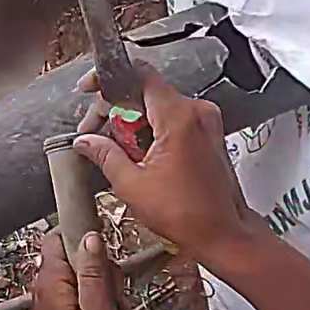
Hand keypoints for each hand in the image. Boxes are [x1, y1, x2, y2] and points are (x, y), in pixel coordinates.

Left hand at [24, 230, 119, 309]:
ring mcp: (55, 296)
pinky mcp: (63, 309)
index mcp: (52, 279)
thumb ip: (94, 274)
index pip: (60, 235)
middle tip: (111, 297)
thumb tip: (91, 238)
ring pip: (87, 275)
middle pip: (79, 255)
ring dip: (104, 291)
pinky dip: (100, 304)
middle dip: (102, 271)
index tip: (105, 255)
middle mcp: (48, 284)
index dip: (84, 238)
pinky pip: (86, 294)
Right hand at [74, 63, 266, 264]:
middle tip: (94, 135)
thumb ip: (104, 155)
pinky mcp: (206, 135)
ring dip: (131, 124)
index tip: (90, 90)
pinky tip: (139, 157)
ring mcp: (204, 123)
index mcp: (178, 118)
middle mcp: (196, 112)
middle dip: (114, 110)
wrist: (224, 234)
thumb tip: (85, 141)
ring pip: (156, 107)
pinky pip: (171, 120)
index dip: (108, 79)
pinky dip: (150, 132)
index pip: (139, 76)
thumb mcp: (132, 185)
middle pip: (144, 92)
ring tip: (118, 153)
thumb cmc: (188, 215)